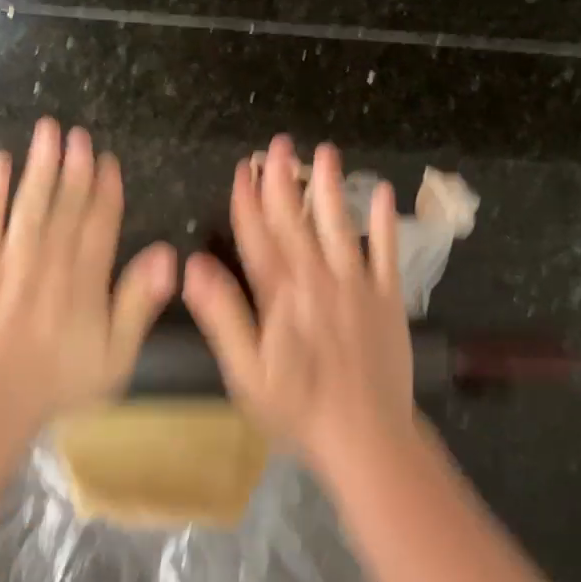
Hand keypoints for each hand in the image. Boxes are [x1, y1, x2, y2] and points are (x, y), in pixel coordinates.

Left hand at [0, 118, 177, 434]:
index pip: (100, 222)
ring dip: (40, 164)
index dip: (106, 190)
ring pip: (31, 201)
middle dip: (74, 166)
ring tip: (46, 130)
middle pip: (67, 203)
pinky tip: (0, 162)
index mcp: (87, 278)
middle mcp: (52, 258)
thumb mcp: (116, 355)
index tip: (107, 161)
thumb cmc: (58, 383)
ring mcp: (12, 257)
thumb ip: (139, 301)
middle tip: (77, 134)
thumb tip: (167, 254)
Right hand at [182, 136, 414, 466]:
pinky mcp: (388, 299)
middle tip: (279, 143)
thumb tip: (192, 265)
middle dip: (284, 180)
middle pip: (295, 221)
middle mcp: (317, 279)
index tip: (243, 169)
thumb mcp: (245, 372)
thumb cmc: (297, 410)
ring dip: (329, 187)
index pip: (257, 236)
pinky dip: (383, 223)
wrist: (367, 438)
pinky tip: (381, 193)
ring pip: (338, 226)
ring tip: (325, 152)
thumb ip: (222, 315)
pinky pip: (386, 253)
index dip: (247, 201)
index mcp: (280, 294)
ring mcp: (357, 286)